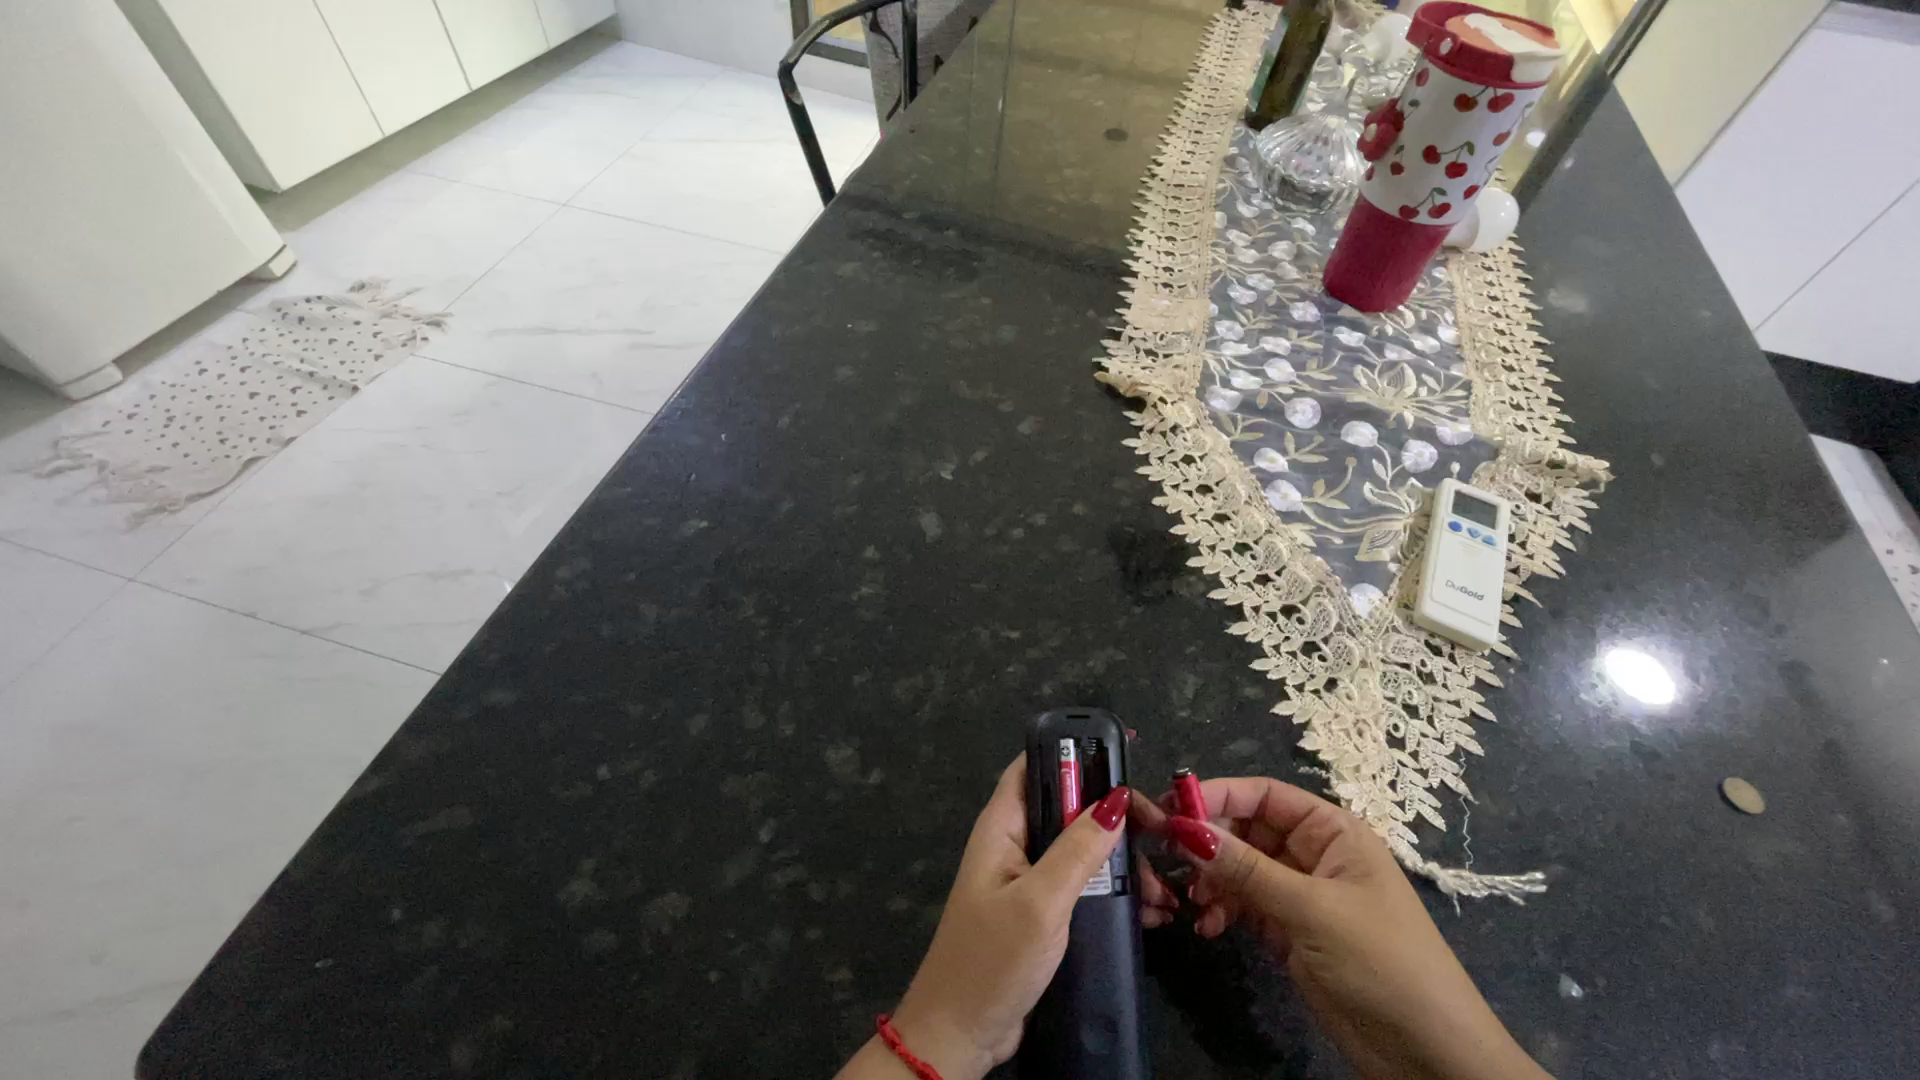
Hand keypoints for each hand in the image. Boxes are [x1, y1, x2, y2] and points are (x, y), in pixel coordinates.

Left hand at [837, 756, 1130, 1079]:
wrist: (961, 1035)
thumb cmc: (993, 959)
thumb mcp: (1041, 901)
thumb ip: (1078, 849)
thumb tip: (1117, 798)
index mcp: (1001, 827)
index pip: (1033, 767)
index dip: (1073, 755)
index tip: (1124, 758)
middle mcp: (1013, 845)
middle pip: (1067, 809)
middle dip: (1112, 818)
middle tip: (1158, 835)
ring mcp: (1026, 881)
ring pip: (1080, 852)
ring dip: (1120, 864)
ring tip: (1162, 891)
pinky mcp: (1040, 914)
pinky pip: (1082, 889)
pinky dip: (1113, 894)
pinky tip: (1149, 913)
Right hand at [1133, 777, 1551, 1079]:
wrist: (1429, 1056)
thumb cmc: (1382, 962)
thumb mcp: (1310, 910)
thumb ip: (1245, 868)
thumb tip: (1183, 829)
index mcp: (1333, 831)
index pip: (1264, 795)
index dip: (1217, 795)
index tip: (1171, 808)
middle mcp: (1314, 853)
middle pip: (1246, 829)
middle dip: (1208, 843)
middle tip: (1168, 859)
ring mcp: (1301, 893)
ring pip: (1239, 868)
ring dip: (1211, 881)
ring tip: (1192, 904)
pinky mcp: (1290, 930)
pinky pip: (1244, 904)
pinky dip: (1222, 910)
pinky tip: (1208, 927)